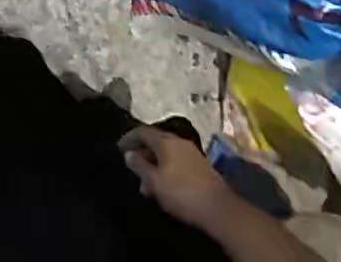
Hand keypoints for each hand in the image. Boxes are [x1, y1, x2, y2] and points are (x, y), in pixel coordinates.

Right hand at [118, 125, 232, 228]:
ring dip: (155, 163)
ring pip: (166, 152)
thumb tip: (129, 154)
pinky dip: (167, 168)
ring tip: (149, 183)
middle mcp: (178, 141)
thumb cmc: (182, 193)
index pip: (141, 131)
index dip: (128, 138)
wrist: (220, 209)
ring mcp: (191, 152)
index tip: (119, 148)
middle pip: (155, 141)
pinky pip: (177, 160)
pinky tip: (166, 184)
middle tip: (134, 169)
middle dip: (142, 153)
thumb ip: (139, 166)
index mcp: (165, 141)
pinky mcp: (201, 166)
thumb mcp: (155, 181)